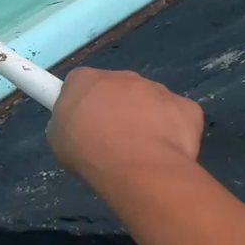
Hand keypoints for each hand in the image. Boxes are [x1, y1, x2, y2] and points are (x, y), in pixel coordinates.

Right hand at [47, 68, 203, 183]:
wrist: (138, 169)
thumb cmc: (87, 151)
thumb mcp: (57, 137)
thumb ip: (68, 120)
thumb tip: (82, 124)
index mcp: (85, 79)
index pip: (80, 81)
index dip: (81, 100)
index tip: (81, 120)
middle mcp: (123, 76)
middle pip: (117, 88)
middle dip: (114, 106)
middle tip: (108, 136)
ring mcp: (158, 90)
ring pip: (148, 100)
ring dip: (143, 117)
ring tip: (138, 148)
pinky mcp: (188, 107)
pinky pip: (176, 115)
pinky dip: (171, 128)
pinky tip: (163, 148)